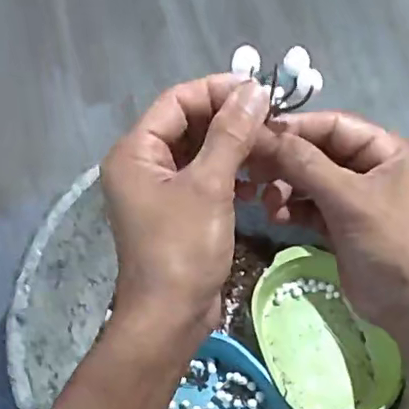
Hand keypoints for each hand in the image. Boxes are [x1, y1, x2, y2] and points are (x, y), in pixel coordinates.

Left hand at [101, 75, 270, 335]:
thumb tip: (254, 90)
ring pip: (200, 156)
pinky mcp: (177, 218)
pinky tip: (259, 186)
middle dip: (230, 122)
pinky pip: (204, 184)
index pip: (177, 101)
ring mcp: (159, 195)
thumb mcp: (209, 186)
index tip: (261, 93)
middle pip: (188, 126)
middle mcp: (142, 168)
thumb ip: (231, 134)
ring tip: (271, 153)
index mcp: (135, 153)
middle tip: (273, 123)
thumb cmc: (183, 250)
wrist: (170, 318)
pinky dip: (230, 179)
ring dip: (234, 151)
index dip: (218, 91)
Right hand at [249, 112, 408, 327]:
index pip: (333, 125)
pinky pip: (311, 209)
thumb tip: (265, 136)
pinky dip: (293, 211)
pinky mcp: (342, 227)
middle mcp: (371, 169)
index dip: (294, 129)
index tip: (256, 137)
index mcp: (385, 150)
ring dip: (285, 189)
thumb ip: (306, 165)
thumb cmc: (389, 243)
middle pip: (318, 153)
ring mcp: (356, 200)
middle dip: (285, 163)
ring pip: (311, 183)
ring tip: (266, 204)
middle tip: (252, 174)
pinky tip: (276, 219)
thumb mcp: (348, 198)